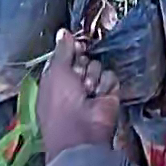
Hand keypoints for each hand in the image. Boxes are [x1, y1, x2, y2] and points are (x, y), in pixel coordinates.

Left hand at [38, 29, 121, 162]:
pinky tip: (98, 95)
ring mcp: (91, 89)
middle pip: (83, 58)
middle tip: (78, 76)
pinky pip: (110, 76)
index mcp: (55, 80)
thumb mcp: (56, 73)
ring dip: (92, 76)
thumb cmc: (61, 104)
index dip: (71, 50)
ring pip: (97, 65)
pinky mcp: (108, 94)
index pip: (66, 55)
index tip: (75, 47)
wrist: (81, 134)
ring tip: (88, 90)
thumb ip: (62, 50)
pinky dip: (105, 84)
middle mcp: (73, 84)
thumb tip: (63, 31)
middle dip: (82, 64)